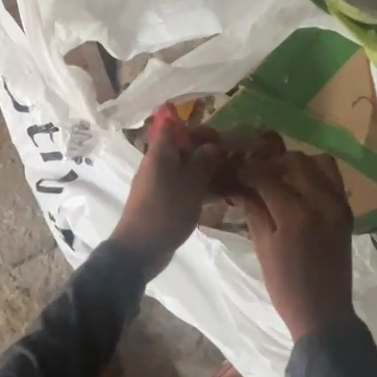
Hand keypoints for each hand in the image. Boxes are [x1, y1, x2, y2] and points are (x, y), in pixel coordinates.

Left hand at [108, 105, 228, 279]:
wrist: (140, 249)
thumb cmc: (166, 212)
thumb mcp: (191, 185)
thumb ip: (204, 162)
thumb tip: (214, 146)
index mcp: (160, 153)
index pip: (173, 126)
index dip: (196, 128)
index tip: (219, 136)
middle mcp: (157, 164)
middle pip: (183, 148)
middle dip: (208, 150)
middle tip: (235, 158)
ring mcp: (160, 184)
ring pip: (186, 169)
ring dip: (208, 170)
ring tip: (236, 176)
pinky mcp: (164, 202)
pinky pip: (184, 187)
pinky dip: (202, 188)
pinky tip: (224, 195)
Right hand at [233, 151, 355, 340]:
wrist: (323, 310)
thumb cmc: (285, 285)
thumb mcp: (263, 247)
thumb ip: (254, 210)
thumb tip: (240, 186)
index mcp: (296, 216)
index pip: (267, 176)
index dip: (246, 170)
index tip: (233, 170)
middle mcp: (323, 203)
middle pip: (296, 162)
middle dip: (271, 162)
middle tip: (254, 172)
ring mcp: (340, 206)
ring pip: (320, 164)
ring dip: (296, 165)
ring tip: (278, 178)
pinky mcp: (347, 212)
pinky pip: (332, 179)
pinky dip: (313, 176)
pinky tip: (296, 190)